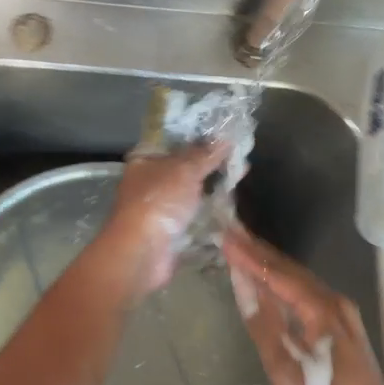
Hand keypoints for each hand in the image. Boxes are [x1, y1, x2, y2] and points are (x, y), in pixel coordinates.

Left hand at [95, 141, 228, 294]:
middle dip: (208, 162)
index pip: (172, 140)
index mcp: (144, 159)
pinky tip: (229, 201)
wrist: (143, 251)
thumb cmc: (159, 201)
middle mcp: (148, 180)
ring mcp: (158, 205)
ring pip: (188, 190)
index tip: (224, 133)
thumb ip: (205, 154)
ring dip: (210, 185)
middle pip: (182, 166)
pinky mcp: (169, 228)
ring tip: (240, 174)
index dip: (197, 136)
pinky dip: (208, 208)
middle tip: (238, 155)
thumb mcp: (184, 170)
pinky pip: (192, 212)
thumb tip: (225, 139)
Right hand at [222, 224, 383, 384]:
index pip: (279, 274)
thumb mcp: (285, 372)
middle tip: (231, 232)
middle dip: (261, 252)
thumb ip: (263, 325)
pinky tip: (273, 284)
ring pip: (303, 281)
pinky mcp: (344, 329)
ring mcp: (345, 317)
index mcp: (323, 311)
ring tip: (246, 250)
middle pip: (293, 271)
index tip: (224, 234)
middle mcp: (337, 305)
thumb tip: (242, 283)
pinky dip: (286, 283)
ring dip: (273, 265)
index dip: (249, 255)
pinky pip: (310, 294)